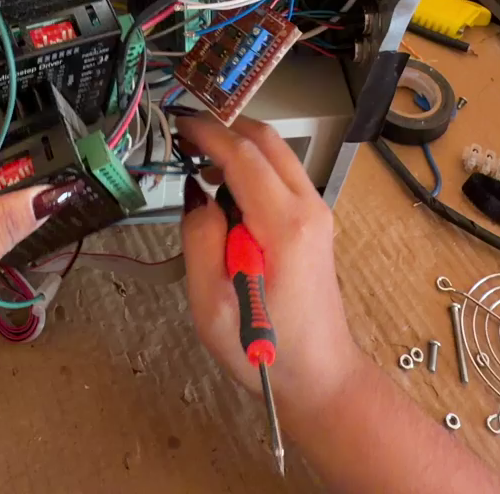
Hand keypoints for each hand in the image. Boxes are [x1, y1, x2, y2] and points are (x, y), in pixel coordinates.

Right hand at [177, 115, 367, 421]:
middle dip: (224, 126)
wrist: (321, 375)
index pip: (244, 155)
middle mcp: (309, 207)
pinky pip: (281, 172)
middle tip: (186, 133)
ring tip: (199, 161)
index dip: (208, 132)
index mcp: (285, 226)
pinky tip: (225, 186)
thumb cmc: (264, 350)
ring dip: (238, 144)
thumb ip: (200, 239)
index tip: (178, 123)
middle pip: (267, 140)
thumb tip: (198, 192)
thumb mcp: (211, 304)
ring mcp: (317, 210)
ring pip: (277, 151)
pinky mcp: (314, 219)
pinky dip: (251, 164)